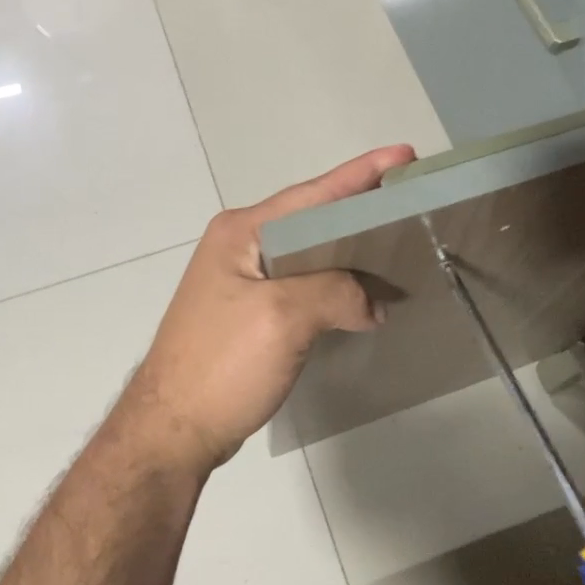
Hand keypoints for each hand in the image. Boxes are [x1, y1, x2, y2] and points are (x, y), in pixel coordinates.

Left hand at [117, 145, 417, 474]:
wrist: (172, 430)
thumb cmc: (222, 364)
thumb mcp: (284, 317)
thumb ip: (336, 292)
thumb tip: (372, 303)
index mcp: (242, 231)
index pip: (314, 193)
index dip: (361, 173)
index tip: (405, 154)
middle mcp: (240, 245)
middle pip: (314, 218)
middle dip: (361, 207)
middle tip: (412, 201)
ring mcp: (243, 280)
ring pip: (311, 252)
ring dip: (351, 249)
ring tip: (397, 242)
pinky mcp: (250, 313)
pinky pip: (304, 284)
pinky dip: (337, 284)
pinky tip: (363, 294)